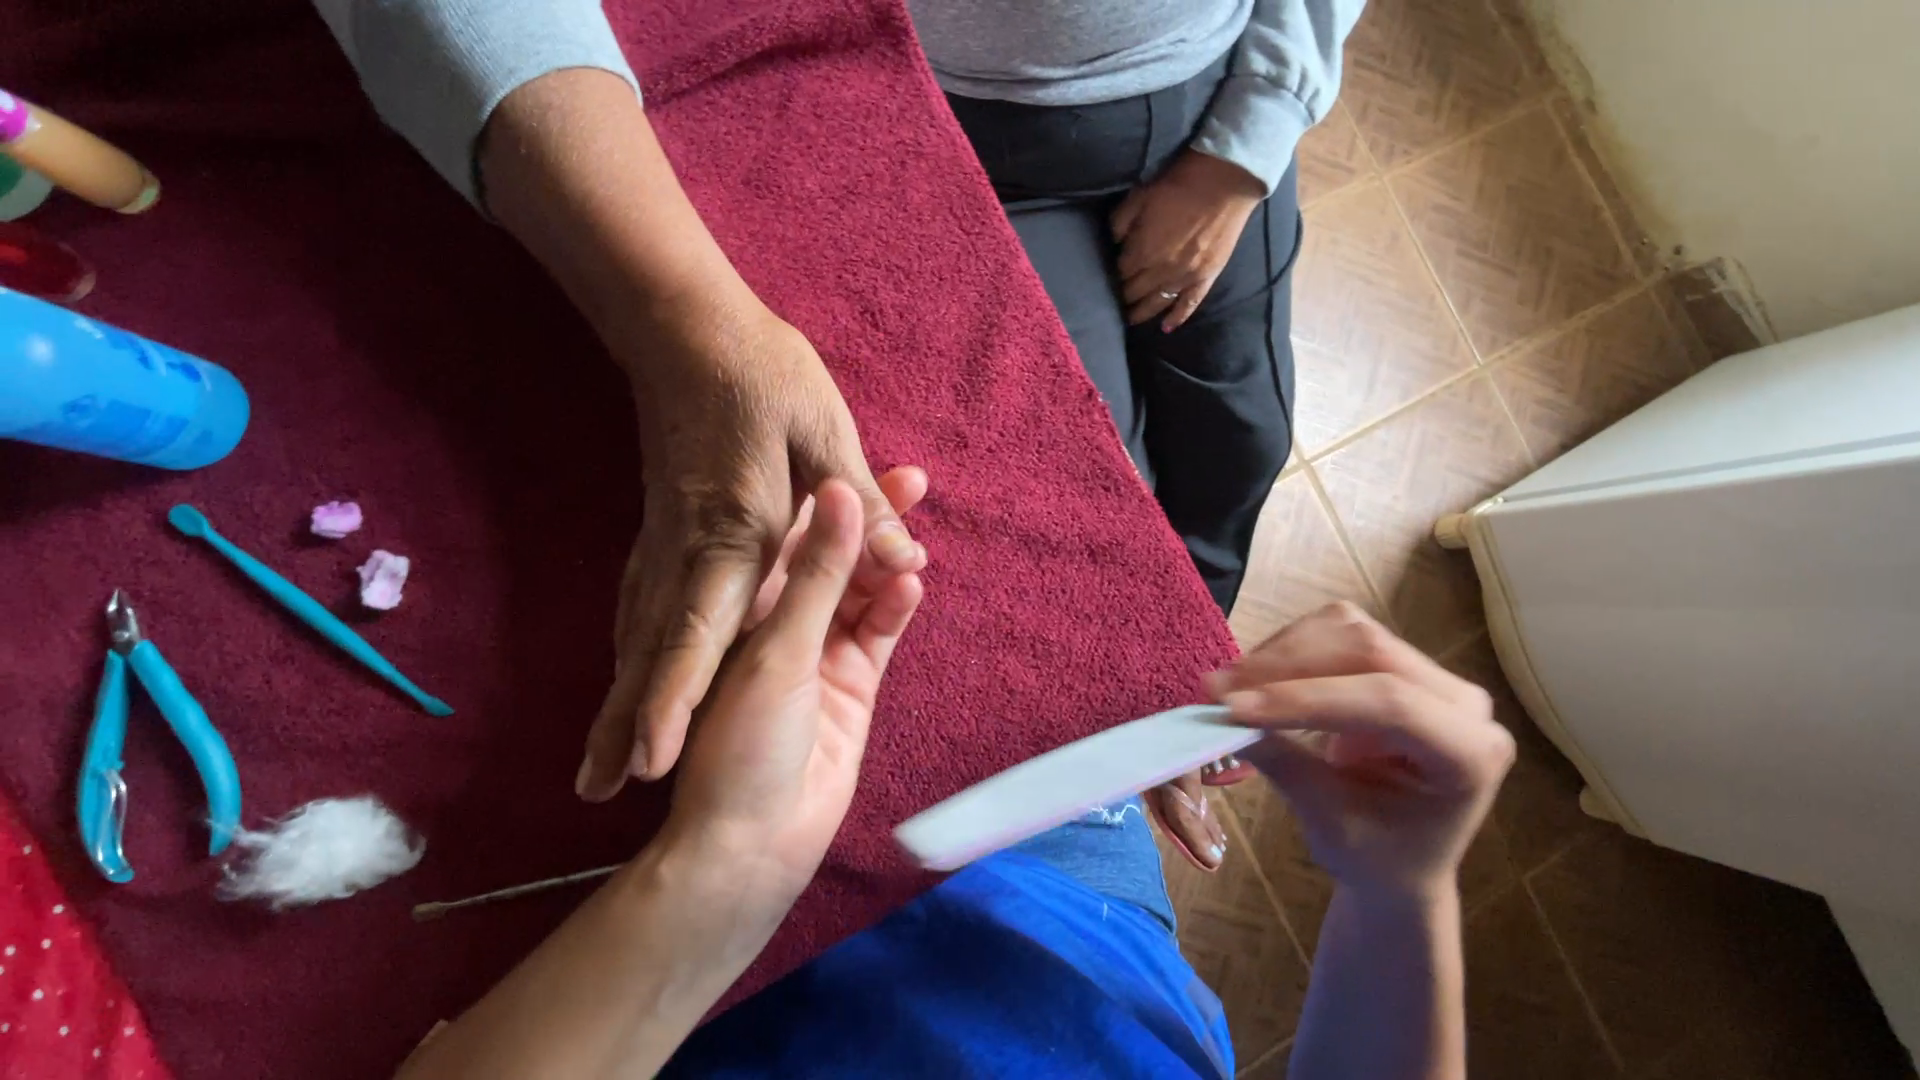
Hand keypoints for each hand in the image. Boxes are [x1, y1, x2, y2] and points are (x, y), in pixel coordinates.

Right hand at [577, 307, 926, 800]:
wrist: (685, 327)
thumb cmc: (765, 376)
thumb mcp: (827, 433)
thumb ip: (862, 507)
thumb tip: (912, 562)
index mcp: (734, 530)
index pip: (700, 629)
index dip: (672, 699)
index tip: (648, 763)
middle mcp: (686, 550)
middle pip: (652, 647)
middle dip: (624, 722)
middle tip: (598, 788)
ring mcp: (661, 540)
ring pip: (638, 631)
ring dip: (620, 696)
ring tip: (597, 762)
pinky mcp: (657, 530)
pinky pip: (641, 604)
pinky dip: (634, 650)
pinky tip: (628, 678)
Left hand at [662, 478, 924, 906]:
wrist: (754, 842)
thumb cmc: (742, 742)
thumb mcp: (777, 649)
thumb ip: (816, 575)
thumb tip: (839, 493)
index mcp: (741, 603)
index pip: (792, 533)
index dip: (828, 496)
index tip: (858, 453)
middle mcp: (780, 619)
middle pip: (834, 556)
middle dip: (871, 521)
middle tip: (914, 479)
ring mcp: (820, 650)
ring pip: (861, 590)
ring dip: (889, 562)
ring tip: (919, 530)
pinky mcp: (853, 682)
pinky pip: (877, 633)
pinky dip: (894, 609)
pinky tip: (914, 584)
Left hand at [1112, 150, 1264, 331]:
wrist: (1225, 180)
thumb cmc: (1179, 185)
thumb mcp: (1139, 196)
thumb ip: (1120, 223)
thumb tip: (1112, 243)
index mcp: (1141, 251)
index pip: (1120, 273)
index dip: (1111, 276)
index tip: (1105, 279)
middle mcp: (1160, 270)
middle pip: (1134, 292)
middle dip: (1122, 296)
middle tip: (1114, 300)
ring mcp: (1184, 277)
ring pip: (1156, 304)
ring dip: (1140, 313)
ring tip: (1129, 319)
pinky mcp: (1206, 278)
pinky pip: (1188, 305)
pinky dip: (1177, 318)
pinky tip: (1165, 329)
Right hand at [1215, 603, 1513, 901]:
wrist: (1398, 861)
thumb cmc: (1376, 856)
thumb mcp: (1329, 822)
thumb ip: (1284, 764)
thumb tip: (1223, 718)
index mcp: (1469, 755)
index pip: (1390, 703)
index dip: (1307, 699)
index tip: (1234, 710)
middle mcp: (1461, 703)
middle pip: (1369, 652)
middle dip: (1285, 665)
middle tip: (1217, 689)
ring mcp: (1431, 677)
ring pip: (1348, 631)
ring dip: (1281, 650)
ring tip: (1229, 682)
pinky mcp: (1394, 663)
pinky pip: (1336, 632)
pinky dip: (1287, 647)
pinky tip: (1255, 675)